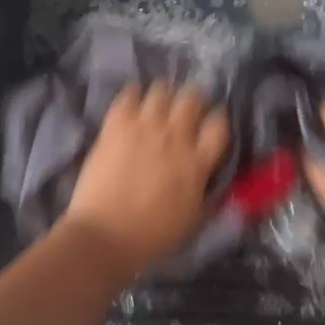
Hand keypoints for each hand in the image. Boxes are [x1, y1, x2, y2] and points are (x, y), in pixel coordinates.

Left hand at [63, 82, 229, 270]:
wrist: (105, 234)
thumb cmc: (152, 235)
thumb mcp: (193, 220)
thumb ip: (208, 194)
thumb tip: (216, 179)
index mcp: (197, 162)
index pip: (219, 124)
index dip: (217, 119)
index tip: (210, 124)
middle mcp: (174, 136)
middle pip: (192, 98)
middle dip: (192, 100)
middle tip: (184, 111)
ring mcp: (144, 126)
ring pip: (161, 90)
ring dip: (163, 95)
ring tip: (157, 106)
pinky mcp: (116, 124)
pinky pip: (128, 94)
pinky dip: (133, 95)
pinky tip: (132, 105)